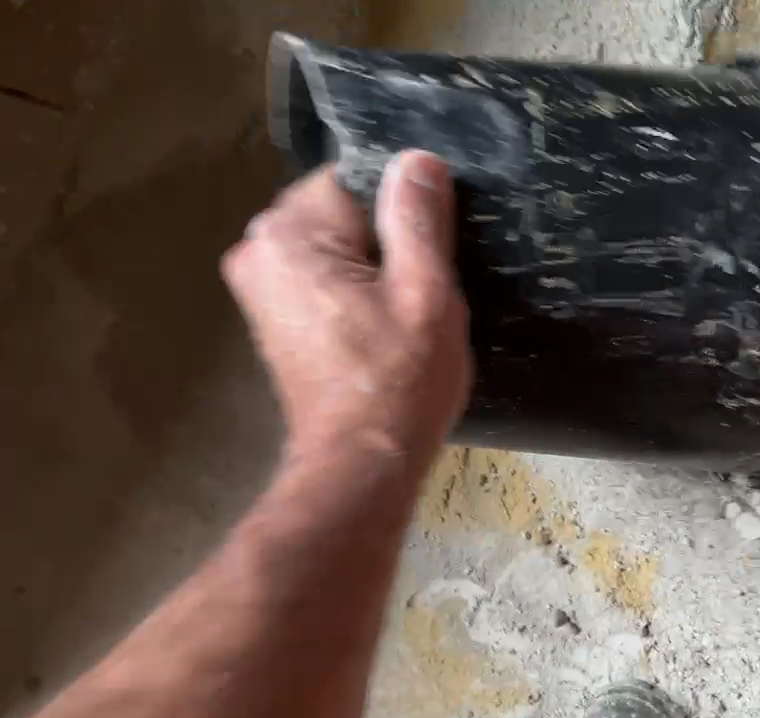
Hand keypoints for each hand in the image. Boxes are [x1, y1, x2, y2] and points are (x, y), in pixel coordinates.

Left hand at [223, 151, 472, 467]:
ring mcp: (260, 288)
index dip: (408, 213)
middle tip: (434, 293)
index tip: (443, 254)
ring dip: (380, 274)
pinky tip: (391, 332)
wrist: (364, 456)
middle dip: (393, 245)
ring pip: (338, 252)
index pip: (356, 182)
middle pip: (343, 217)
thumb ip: (419, 223)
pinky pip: (326, 283)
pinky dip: (361, 296)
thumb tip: (419, 161)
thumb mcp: (428, 294)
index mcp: (291, 234)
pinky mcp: (275, 320)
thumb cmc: (402, 379)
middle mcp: (259, 250)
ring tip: (416, 317)